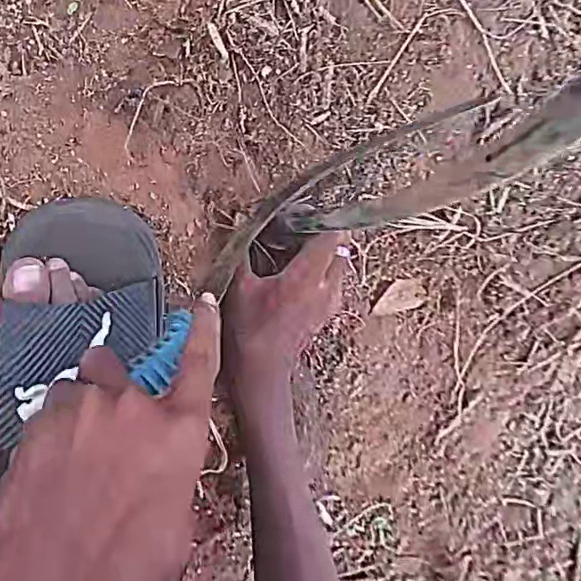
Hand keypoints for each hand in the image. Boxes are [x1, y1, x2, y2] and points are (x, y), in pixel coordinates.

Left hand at [0, 297, 221, 580]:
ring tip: (76, 463)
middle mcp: (133, 406)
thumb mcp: (173, 530)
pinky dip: (55, 428)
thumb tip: (166, 466)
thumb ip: (175, 477)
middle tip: (109, 445)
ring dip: (84, 413)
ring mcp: (85, 403)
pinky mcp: (45, 412)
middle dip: (117, 398)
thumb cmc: (115, 569)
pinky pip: (55, 407)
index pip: (199, 364)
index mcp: (176, 434)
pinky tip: (52, 467)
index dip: (204, 330)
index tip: (203, 306)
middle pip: (126, 375)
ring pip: (85, 388)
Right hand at [222, 232, 346, 404]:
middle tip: (300, 224)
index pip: (330, 236)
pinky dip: (324, 267)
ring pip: (340, 263)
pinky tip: (298, 268)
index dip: (322, 218)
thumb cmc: (249, 328)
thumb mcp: (240, 285)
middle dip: (324, 232)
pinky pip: (335, 279)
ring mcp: (331, 302)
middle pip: (341, 247)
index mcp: (306, 277)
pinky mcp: (328, 312)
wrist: (262, 371)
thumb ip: (242, 250)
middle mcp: (326, 288)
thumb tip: (239, 218)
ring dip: (326, 250)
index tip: (306, 209)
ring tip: (297, 245)